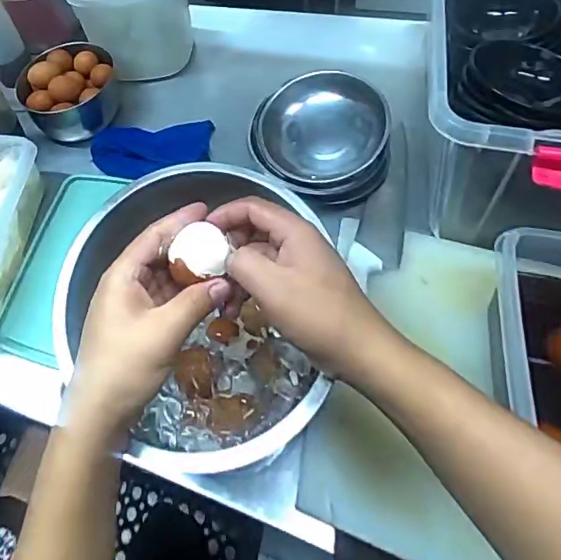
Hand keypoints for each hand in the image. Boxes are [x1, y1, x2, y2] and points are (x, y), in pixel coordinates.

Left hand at [66, 202, 232, 437]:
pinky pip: (164, 297)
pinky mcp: (137, 322)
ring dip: (188, 271)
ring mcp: (129, 303)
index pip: (153, 236)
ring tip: (219, 262)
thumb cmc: (124, 365)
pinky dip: (184, 293)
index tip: (205, 209)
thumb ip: (195, 302)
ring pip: (163, 277)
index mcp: (122, 274)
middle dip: (188, 246)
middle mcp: (124, 282)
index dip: (179, 220)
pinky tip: (205, 292)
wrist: (98, 412)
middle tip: (219, 238)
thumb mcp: (163, 331)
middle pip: (158, 254)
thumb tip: (226, 281)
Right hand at [210, 197, 397, 384]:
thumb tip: (222, 254)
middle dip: (226, 247)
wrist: (361, 352)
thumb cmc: (315, 314)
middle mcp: (297, 240)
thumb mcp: (269, 284)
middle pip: (252, 230)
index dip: (223, 215)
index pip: (250, 206)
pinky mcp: (301, 286)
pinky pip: (268, 276)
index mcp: (293, 230)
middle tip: (204, 266)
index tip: (199, 233)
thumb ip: (239, 260)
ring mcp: (300, 264)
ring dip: (236, 272)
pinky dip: (249, 287)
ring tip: (219, 297)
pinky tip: (235, 310)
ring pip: (257, 256)